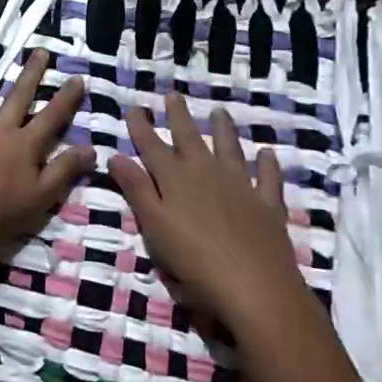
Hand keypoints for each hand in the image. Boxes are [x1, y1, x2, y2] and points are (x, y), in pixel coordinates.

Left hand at [0, 49, 94, 246]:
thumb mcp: (43, 196)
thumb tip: (91, 148)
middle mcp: (1, 129)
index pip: (53, 115)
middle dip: (32, 73)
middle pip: (19, 96)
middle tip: (41, 51)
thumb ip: (65, 169)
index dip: (67, 97)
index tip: (78, 77)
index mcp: (26, 143)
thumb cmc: (2, 212)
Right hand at [109, 93, 306, 332]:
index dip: (141, 126)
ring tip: (219, 112)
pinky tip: (266, 153)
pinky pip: (267, 177)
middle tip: (173, 95)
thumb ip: (137, 190)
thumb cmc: (194, 262)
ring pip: (229, 148)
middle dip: (179, 116)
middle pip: (190, 138)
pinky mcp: (267, 204)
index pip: (152, 146)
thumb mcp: (155, 227)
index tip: (134, 107)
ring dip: (223, 129)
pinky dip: (267, 163)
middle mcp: (207, 172)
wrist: (254, 287)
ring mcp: (241, 185)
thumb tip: (115, 156)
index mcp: (176, 179)